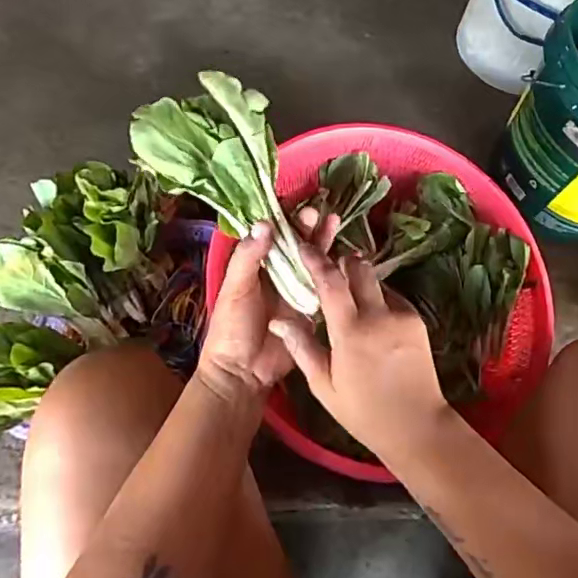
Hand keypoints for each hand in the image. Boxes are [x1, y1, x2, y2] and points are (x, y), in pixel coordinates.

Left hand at [196, 211, 338, 403]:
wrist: (244, 373)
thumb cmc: (231, 329)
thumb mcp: (235, 289)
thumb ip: (248, 258)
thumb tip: (265, 223)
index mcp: (258, 265)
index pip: (274, 235)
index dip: (286, 219)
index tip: (298, 204)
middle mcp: (280, 273)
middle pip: (298, 244)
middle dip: (309, 227)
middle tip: (319, 213)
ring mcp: (298, 289)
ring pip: (314, 259)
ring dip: (324, 241)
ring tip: (335, 222)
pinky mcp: (313, 306)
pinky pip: (326, 284)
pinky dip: (336, 269)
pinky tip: (346, 256)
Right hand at [268, 232, 453, 457]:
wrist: (416, 423)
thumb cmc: (363, 412)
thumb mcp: (324, 386)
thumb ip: (302, 348)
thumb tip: (277, 321)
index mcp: (350, 332)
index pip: (330, 282)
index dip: (315, 260)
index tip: (304, 247)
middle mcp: (378, 315)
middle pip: (359, 269)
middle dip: (343, 262)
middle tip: (330, 266)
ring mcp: (402, 315)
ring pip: (378, 281)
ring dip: (362, 280)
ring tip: (349, 294)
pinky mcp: (417, 319)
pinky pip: (393, 297)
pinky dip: (379, 298)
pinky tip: (371, 315)